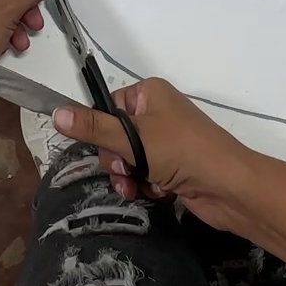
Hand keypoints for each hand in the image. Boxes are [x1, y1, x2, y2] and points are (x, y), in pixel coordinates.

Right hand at [52, 78, 253, 231]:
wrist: (229, 188)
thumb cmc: (182, 151)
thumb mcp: (133, 138)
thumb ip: (93, 128)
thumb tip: (55, 112)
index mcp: (149, 93)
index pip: (109, 107)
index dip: (102, 131)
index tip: (106, 149)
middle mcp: (157, 112)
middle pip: (116, 136)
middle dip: (117, 159)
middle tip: (126, 170)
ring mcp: (167, 141)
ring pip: (129, 159)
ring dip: (130, 176)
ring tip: (139, 186)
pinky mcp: (174, 166)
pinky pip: (145, 173)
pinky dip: (146, 185)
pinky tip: (158, 192)